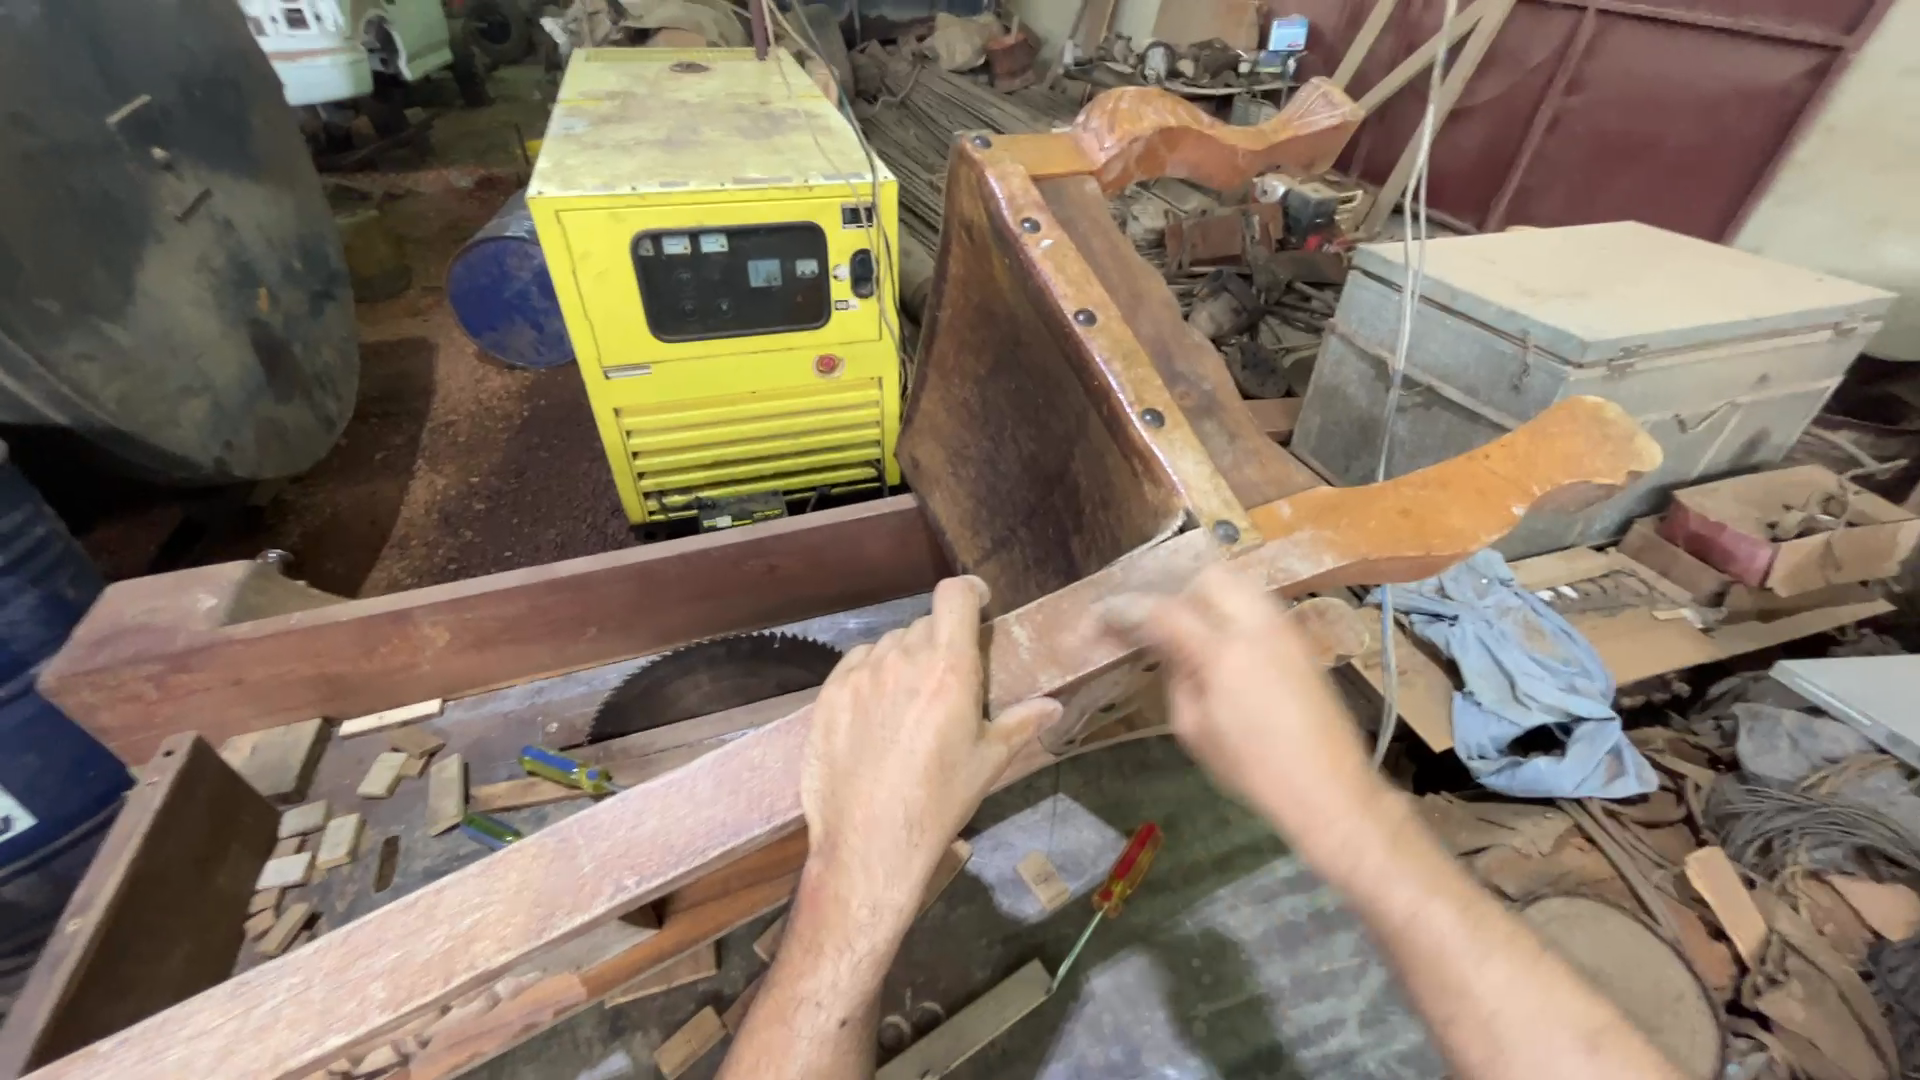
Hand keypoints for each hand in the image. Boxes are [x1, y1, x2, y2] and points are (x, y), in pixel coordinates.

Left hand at [801, 576, 1060, 930]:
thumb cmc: (939, 801)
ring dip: (905, 659)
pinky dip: (871, 674)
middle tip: (945, 680)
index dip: (969, 591)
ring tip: (908, 702)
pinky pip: (857, 663)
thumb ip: (1021, 723)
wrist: (869, 841)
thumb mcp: (988, 761)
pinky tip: (875, 711)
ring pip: (889, 644)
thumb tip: (1054, 706)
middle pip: (925, 624)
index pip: (955, 595)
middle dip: (940, 642)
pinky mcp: (829, 692)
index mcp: (949, 667)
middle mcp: (903, 657)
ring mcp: (861, 673)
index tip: (977, 603)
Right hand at [1103, 567, 1383, 843]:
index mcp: (1223, 653)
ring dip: (1205, 596)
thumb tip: (1168, 648)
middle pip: (1207, 576)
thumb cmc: (1253, 771)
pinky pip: (1257, 603)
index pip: (1162, 611)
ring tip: (1188, 627)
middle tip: (1157, 622)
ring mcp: (1285, 628)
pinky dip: (1230, 608)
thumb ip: (1175, 676)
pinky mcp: (1301, 639)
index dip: (1125, 610)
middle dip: (1174, 592)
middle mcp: (1257, 626)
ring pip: (1238, 582)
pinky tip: (1220, 639)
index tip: (1101, 618)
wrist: (1331, 791)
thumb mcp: (1193, 729)